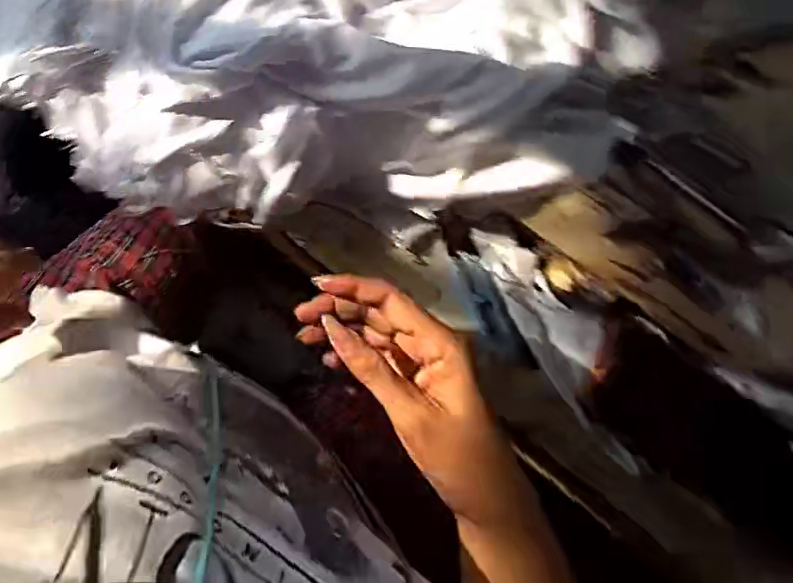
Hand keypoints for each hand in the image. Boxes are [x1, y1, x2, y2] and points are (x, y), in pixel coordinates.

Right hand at [294, 275, 541, 533]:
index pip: (390, 299)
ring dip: (340, 330)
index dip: (352, 287)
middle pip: (377, 311)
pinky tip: (328, 356)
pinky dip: (352, 352)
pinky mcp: (414, 377)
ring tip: (305, 334)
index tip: (316, 284)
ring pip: (373, 330)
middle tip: (300, 314)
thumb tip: (330, 325)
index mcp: (439, 343)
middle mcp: (430, 342)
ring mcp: (422, 360)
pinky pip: (377, 353)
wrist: (492, 506)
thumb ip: (369, 366)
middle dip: (338, 308)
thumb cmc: (458, 460)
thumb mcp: (410, 414)